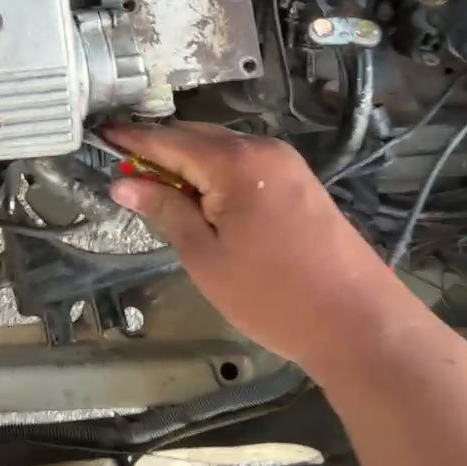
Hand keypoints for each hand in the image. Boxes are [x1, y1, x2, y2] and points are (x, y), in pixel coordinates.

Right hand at [106, 122, 427, 371]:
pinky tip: (202, 196)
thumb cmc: (275, 297)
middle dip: (158, 149)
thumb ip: (164, 209)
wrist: (367, 331)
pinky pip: (243, 162)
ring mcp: (287, 164)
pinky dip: (215, 171)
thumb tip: (123, 182)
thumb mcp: (205, 256)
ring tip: (159, 187)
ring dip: (187, 161)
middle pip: (194, 137)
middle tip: (124, 169)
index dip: (129, 139)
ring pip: (219, 148)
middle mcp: (261, 150)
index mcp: (234, 163)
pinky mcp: (302, 182)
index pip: (166, 140)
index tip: (99, 134)